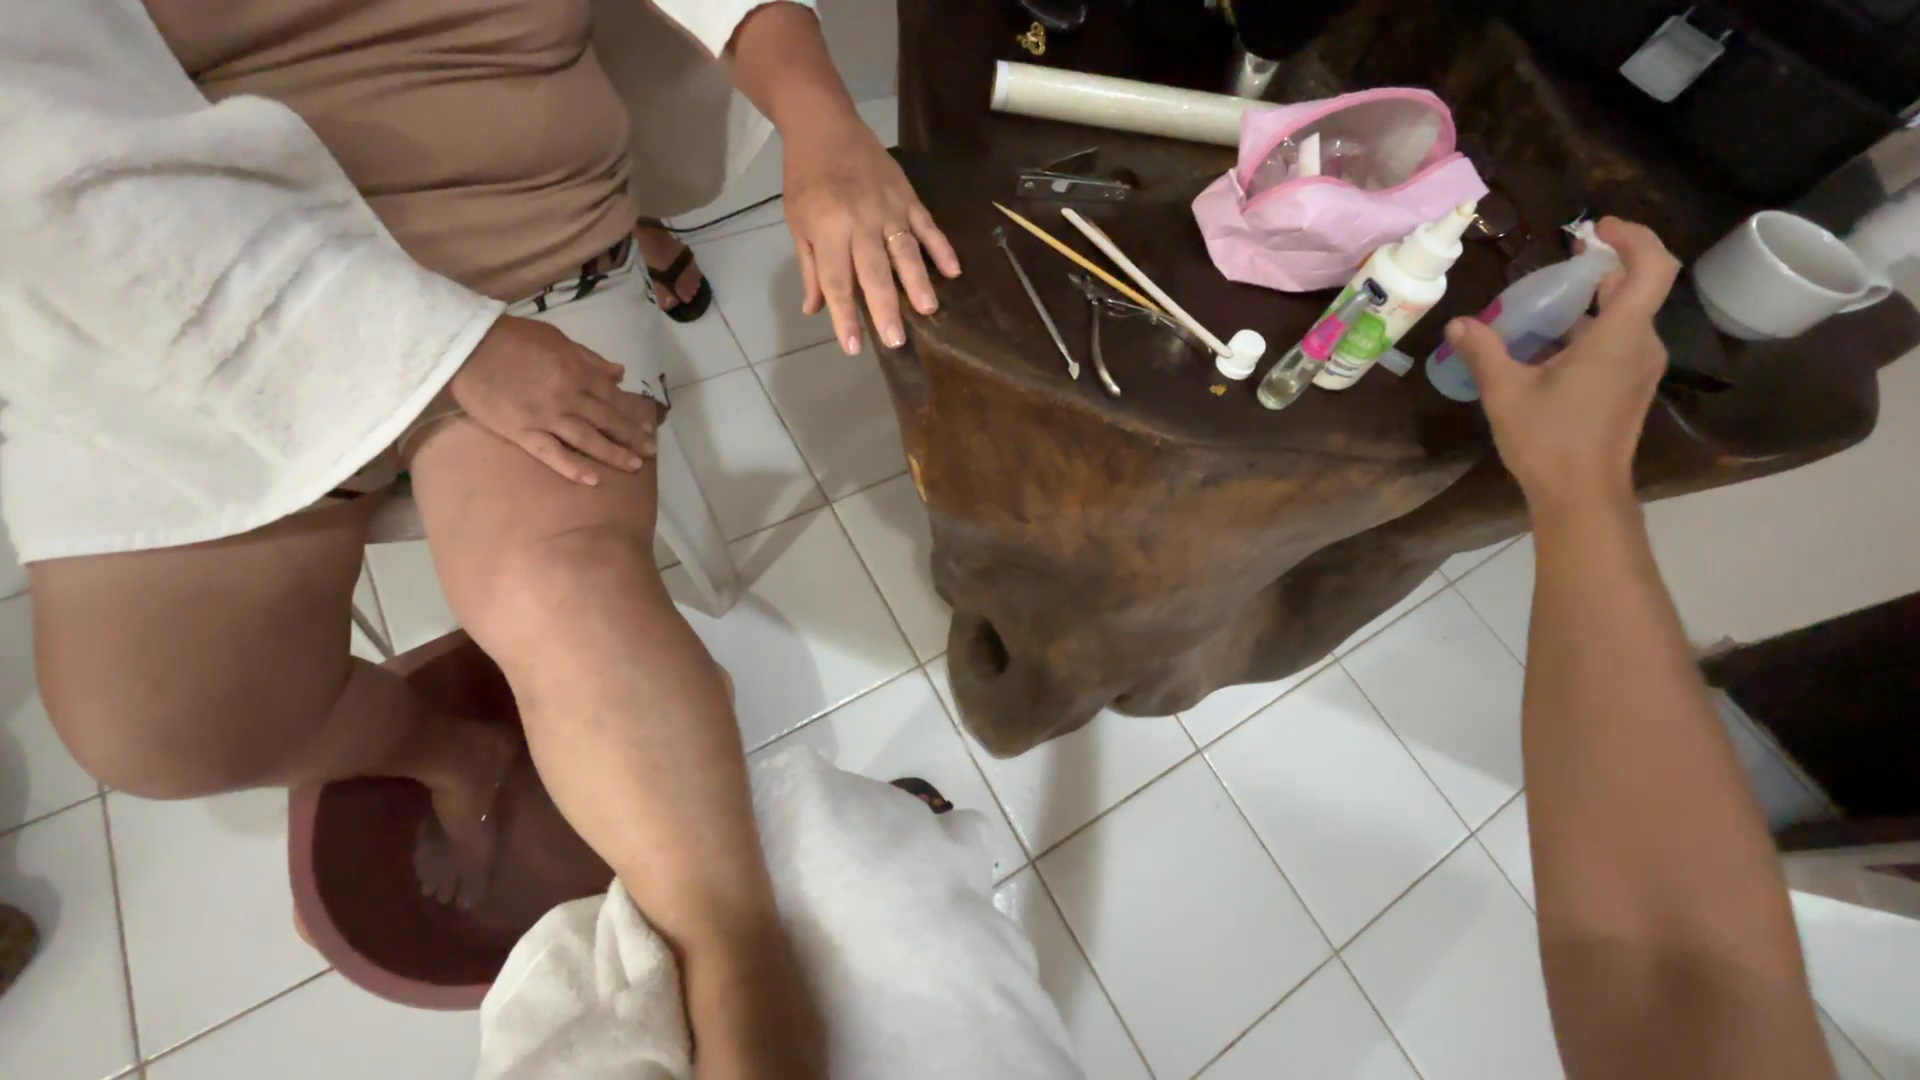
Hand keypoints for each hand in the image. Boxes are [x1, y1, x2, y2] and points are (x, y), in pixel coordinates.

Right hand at [448, 315, 657, 485]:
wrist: (465, 345)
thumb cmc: (512, 337)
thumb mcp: (559, 340)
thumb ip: (591, 359)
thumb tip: (620, 373)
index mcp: (578, 373)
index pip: (613, 399)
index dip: (632, 415)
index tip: (647, 428)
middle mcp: (568, 397)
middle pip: (607, 421)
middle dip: (631, 438)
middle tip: (651, 452)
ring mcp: (546, 417)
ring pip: (588, 439)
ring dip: (613, 454)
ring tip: (634, 466)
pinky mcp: (522, 431)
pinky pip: (551, 453)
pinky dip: (572, 467)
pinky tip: (592, 480)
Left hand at [782, 110, 961, 354]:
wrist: (824, 125)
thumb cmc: (806, 179)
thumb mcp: (797, 223)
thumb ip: (810, 268)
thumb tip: (815, 310)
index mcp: (828, 228)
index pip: (837, 280)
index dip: (844, 316)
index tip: (852, 347)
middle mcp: (860, 220)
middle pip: (874, 271)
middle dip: (885, 308)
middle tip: (896, 340)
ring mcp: (888, 207)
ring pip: (905, 250)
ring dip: (918, 281)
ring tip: (928, 310)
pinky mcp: (907, 196)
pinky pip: (927, 225)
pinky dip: (941, 247)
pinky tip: (954, 271)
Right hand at [1447, 217, 1680, 513]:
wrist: (1581, 493)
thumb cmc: (1547, 439)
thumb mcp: (1505, 393)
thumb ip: (1484, 352)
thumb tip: (1459, 323)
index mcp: (1619, 337)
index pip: (1650, 267)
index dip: (1632, 238)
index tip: (1596, 229)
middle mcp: (1641, 346)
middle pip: (1634, 290)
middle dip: (1600, 270)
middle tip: (1559, 265)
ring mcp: (1639, 369)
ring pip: (1623, 319)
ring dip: (1589, 305)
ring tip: (1541, 309)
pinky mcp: (1629, 388)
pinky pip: (1616, 344)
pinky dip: (1588, 332)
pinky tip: (1547, 349)